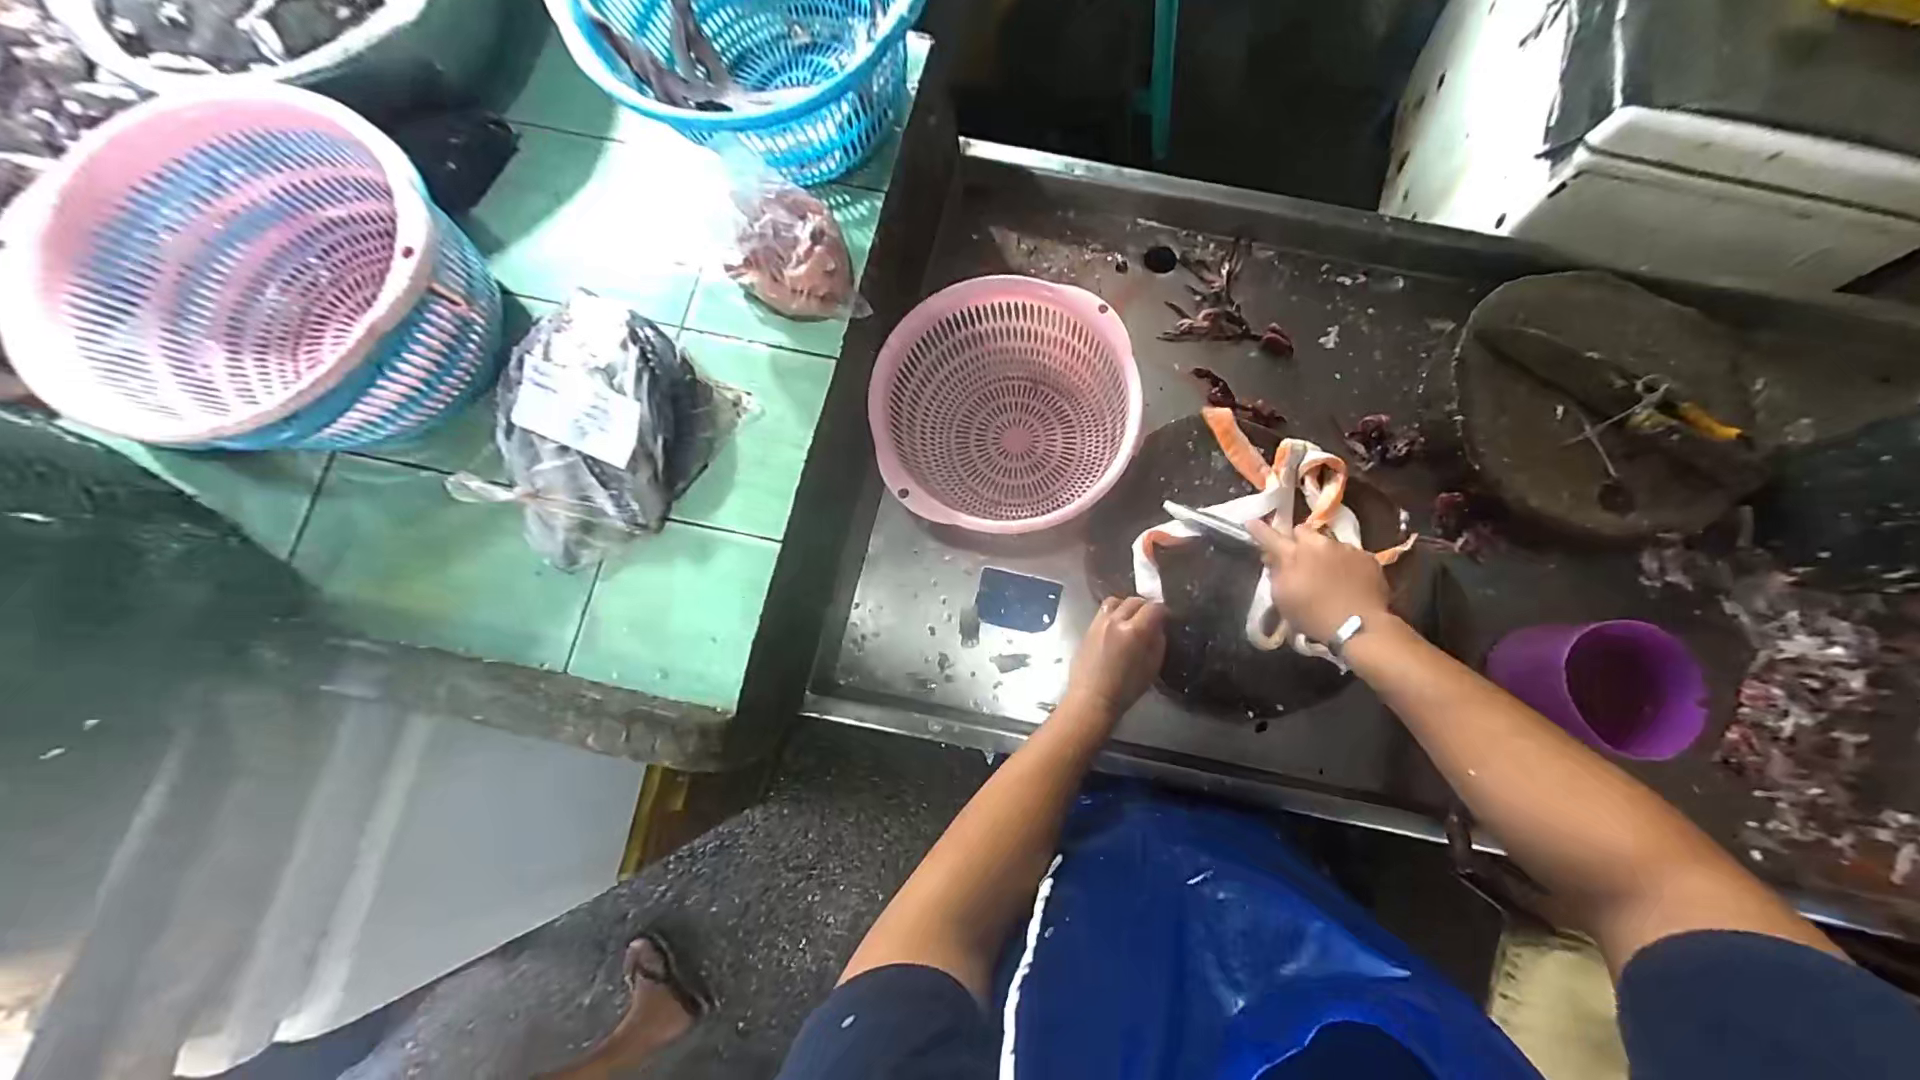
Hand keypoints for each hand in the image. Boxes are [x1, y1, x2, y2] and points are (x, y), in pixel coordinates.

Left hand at [1064, 596, 1167, 715]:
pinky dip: (1113, 613)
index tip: (1167, 619)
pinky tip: (1116, 626)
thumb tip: (1158, 626)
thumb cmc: (1127, 688)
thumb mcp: (1152, 666)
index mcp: (1135, 631)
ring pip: (1115, 601)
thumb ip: (1158, 641)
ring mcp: (1099, 622)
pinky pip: (1103, 612)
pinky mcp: (1088, 628)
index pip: (1154, 608)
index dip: (1163, 611)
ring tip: (1131, 618)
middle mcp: (1115, 620)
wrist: (1092, 697)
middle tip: (1150, 618)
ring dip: (1126, 606)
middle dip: (1146, 607)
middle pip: (1134, 601)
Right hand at [1247, 520, 1391, 643]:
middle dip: (1297, 540)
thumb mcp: (1282, 598)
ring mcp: (1346, 548)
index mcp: (1292, 554)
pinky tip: (1348, 580)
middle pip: (1302, 530)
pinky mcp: (1368, 557)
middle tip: (1297, 557)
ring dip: (1323, 552)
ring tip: (1328, 572)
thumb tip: (1273, 559)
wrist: (1359, 625)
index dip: (1259, 529)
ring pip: (1329, 542)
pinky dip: (1346, 563)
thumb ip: (1276, 573)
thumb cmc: (1312, 615)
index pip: (1270, 536)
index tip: (1251, 523)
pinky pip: (1351, 554)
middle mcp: (1319, 544)